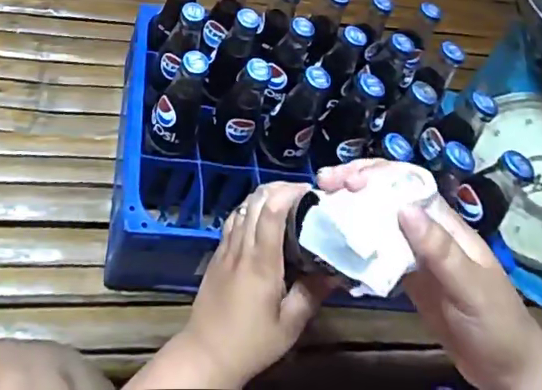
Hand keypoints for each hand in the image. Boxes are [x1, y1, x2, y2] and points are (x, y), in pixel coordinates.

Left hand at [126, 182, 335, 388]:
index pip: (271, 212)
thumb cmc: (252, 342)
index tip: (309, 190)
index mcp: (262, 262)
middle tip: (302, 192)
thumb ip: (311, 294)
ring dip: (263, 196)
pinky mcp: (217, 253)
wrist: (207, 352)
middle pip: (256, 201)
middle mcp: (242, 247)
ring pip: (243, 207)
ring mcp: (226, 248)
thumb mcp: (289, 326)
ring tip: (285, 200)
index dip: (288, 193)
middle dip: (278, 188)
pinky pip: (233, 220)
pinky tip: (259, 217)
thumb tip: (335, 272)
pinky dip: (249, 209)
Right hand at [317, 162, 541, 389]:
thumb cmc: (498, 325)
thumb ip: (439, 249)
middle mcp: (427, 229)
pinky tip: (336, 237)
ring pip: (377, 215)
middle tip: (324, 182)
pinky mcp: (406, 273)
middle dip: (355, 181)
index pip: (406, 182)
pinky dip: (355, 237)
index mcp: (445, 223)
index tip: (348, 178)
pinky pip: (376, 246)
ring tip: (322, 201)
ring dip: (350, 204)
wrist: (509, 374)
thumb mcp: (472, 287)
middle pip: (387, 192)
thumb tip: (403, 207)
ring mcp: (415, 251)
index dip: (376, 173)